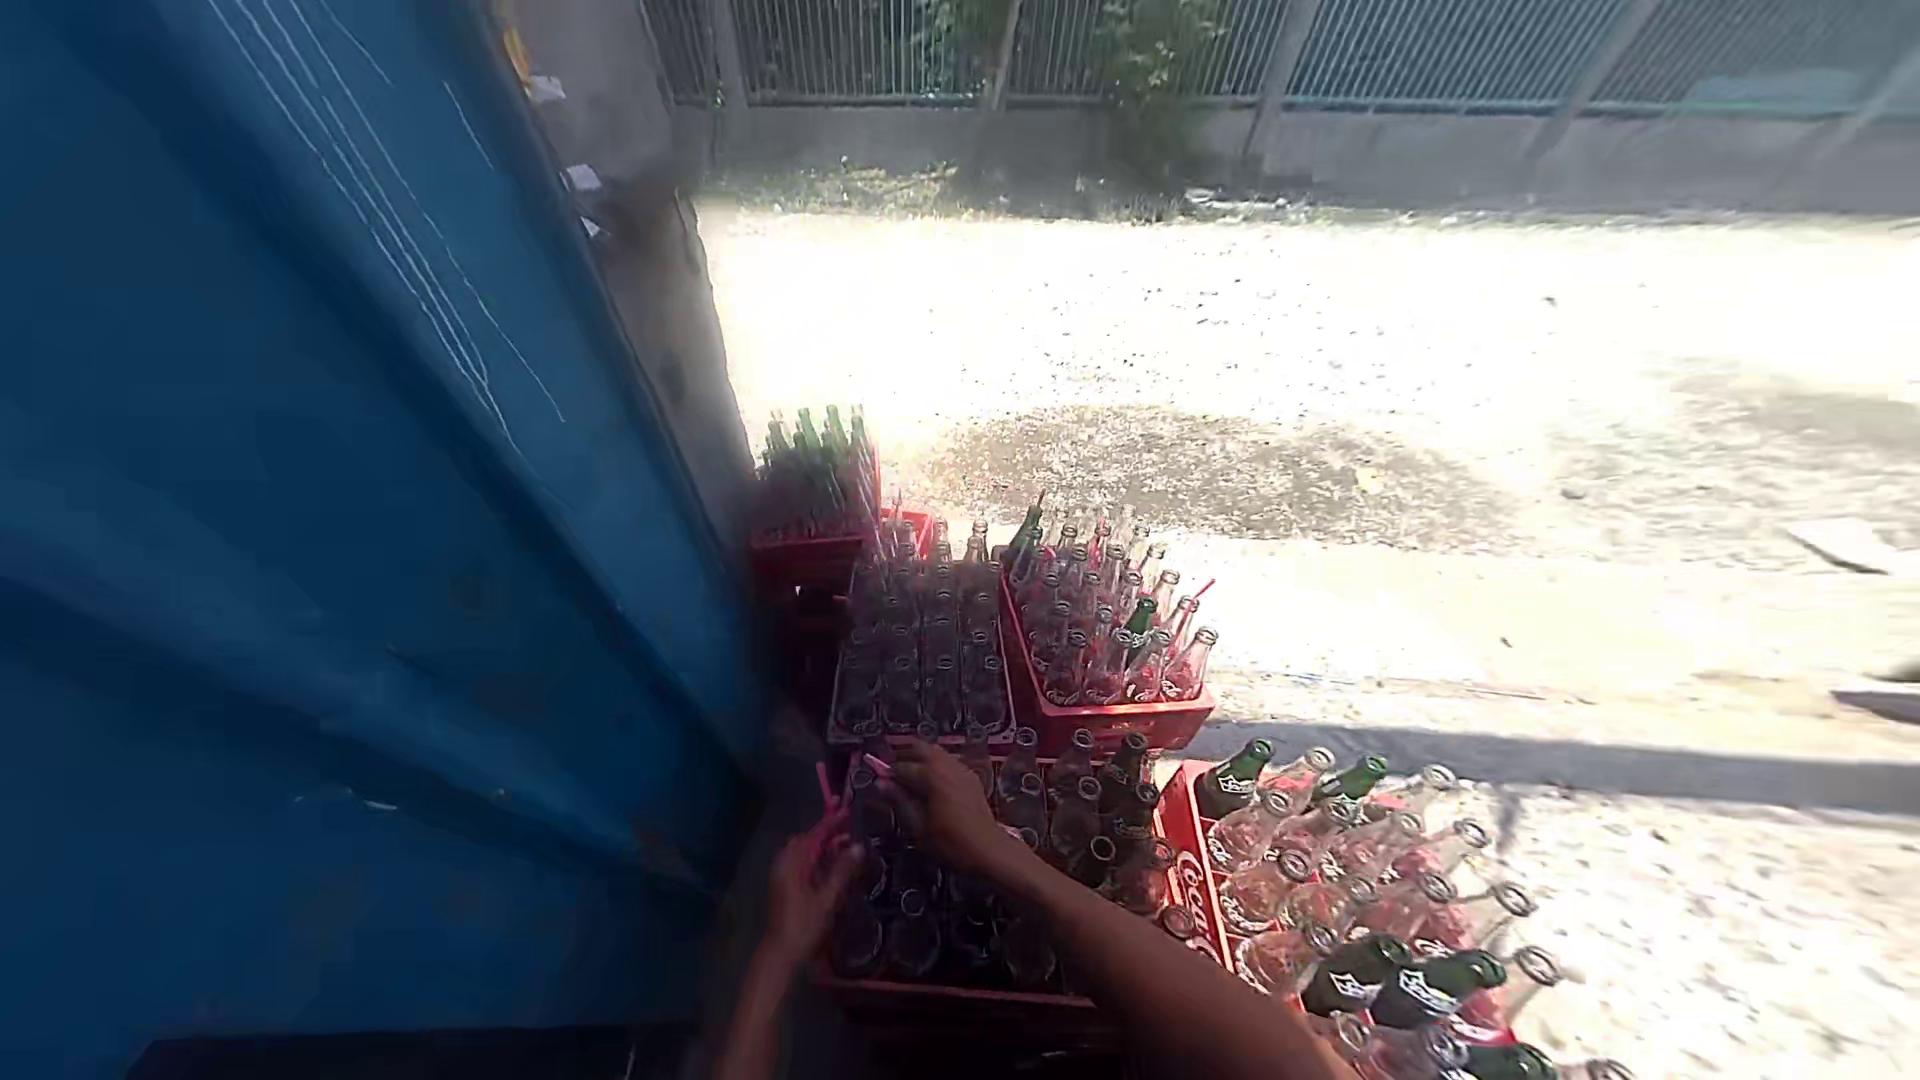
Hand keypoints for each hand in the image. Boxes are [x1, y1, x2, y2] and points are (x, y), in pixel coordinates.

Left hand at [761, 818, 863, 966]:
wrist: (780, 955)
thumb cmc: (803, 926)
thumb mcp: (827, 898)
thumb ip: (842, 870)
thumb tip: (858, 846)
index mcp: (792, 864)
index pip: (814, 835)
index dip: (830, 821)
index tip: (844, 807)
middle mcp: (785, 864)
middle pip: (808, 840)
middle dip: (828, 833)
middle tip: (848, 829)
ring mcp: (784, 875)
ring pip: (805, 852)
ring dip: (824, 846)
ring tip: (845, 845)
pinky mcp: (786, 885)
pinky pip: (802, 863)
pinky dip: (817, 858)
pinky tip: (832, 863)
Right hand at [888, 741, 1037, 881]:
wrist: (987, 849)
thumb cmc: (949, 843)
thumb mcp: (918, 828)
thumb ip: (899, 801)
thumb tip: (881, 783)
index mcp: (930, 776)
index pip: (902, 766)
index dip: (888, 773)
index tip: (881, 782)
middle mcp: (945, 764)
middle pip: (919, 747)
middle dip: (905, 757)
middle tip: (896, 776)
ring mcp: (960, 767)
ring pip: (935, 750)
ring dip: (921, 758)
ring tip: (913, 779)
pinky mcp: (970, 774)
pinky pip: (948, 759)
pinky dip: (936, 764)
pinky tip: (934, 783)